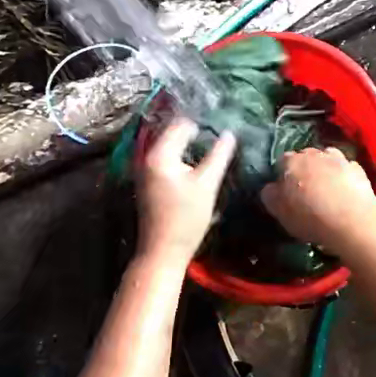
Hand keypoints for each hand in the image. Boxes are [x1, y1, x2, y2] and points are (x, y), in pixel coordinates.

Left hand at [137, 120, 235, 259]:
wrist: (162, 252)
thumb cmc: (186, 219)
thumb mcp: (207, 185)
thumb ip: (219, 156)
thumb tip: (230, 133)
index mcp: (159, 154)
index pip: (182, 124)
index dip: (202, 124)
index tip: (222, 128)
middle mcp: (147, 157)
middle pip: (174, 133)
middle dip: (196, 134)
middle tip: (220, 138)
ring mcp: (145, 170)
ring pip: (171, 147)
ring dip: (190, 146)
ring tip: (213, 151)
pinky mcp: (149, 182)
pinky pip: (167, 159)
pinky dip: (182, 157)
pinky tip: (198, 167)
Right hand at [260, 147, 375, 253]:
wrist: (353, 223)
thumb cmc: (311, 218)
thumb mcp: (280, 213)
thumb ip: (270, 196)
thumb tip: (271, 187)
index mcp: (292, 163)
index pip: (282, 162)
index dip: (283, 176)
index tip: (286, 191)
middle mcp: (315, 154)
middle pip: (306, 157)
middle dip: (304, 169)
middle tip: (306, 190)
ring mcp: (339, 159)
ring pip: (327, 158)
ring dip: (324, 168)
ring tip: (326, 187)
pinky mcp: (358, 169)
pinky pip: (346, 168)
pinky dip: (343, 175)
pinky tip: (344, 190)